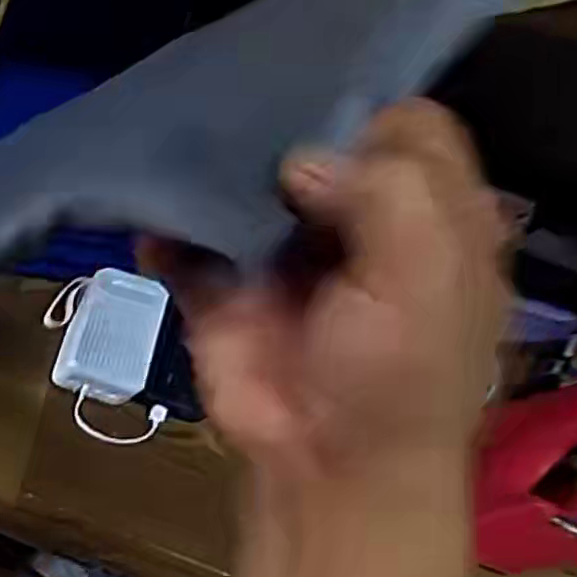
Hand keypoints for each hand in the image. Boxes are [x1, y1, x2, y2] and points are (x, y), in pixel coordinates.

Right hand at [143, 100, 508, 488]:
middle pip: (307, 159)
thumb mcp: (425, 272)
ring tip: (186, 154)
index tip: (318, 115)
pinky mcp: (217, 305)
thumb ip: (385, 196)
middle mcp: (344, 232)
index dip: (361, 118)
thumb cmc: (398, 372)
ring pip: (239, 205)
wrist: (326, 461)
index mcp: (419, 216)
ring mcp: (273, 269)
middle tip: (240, 119)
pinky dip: (164, 241)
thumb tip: (299, 161)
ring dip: (213, 183)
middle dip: (277, 139)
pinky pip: (185, 261)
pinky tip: (151, 224)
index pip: (396, 134)